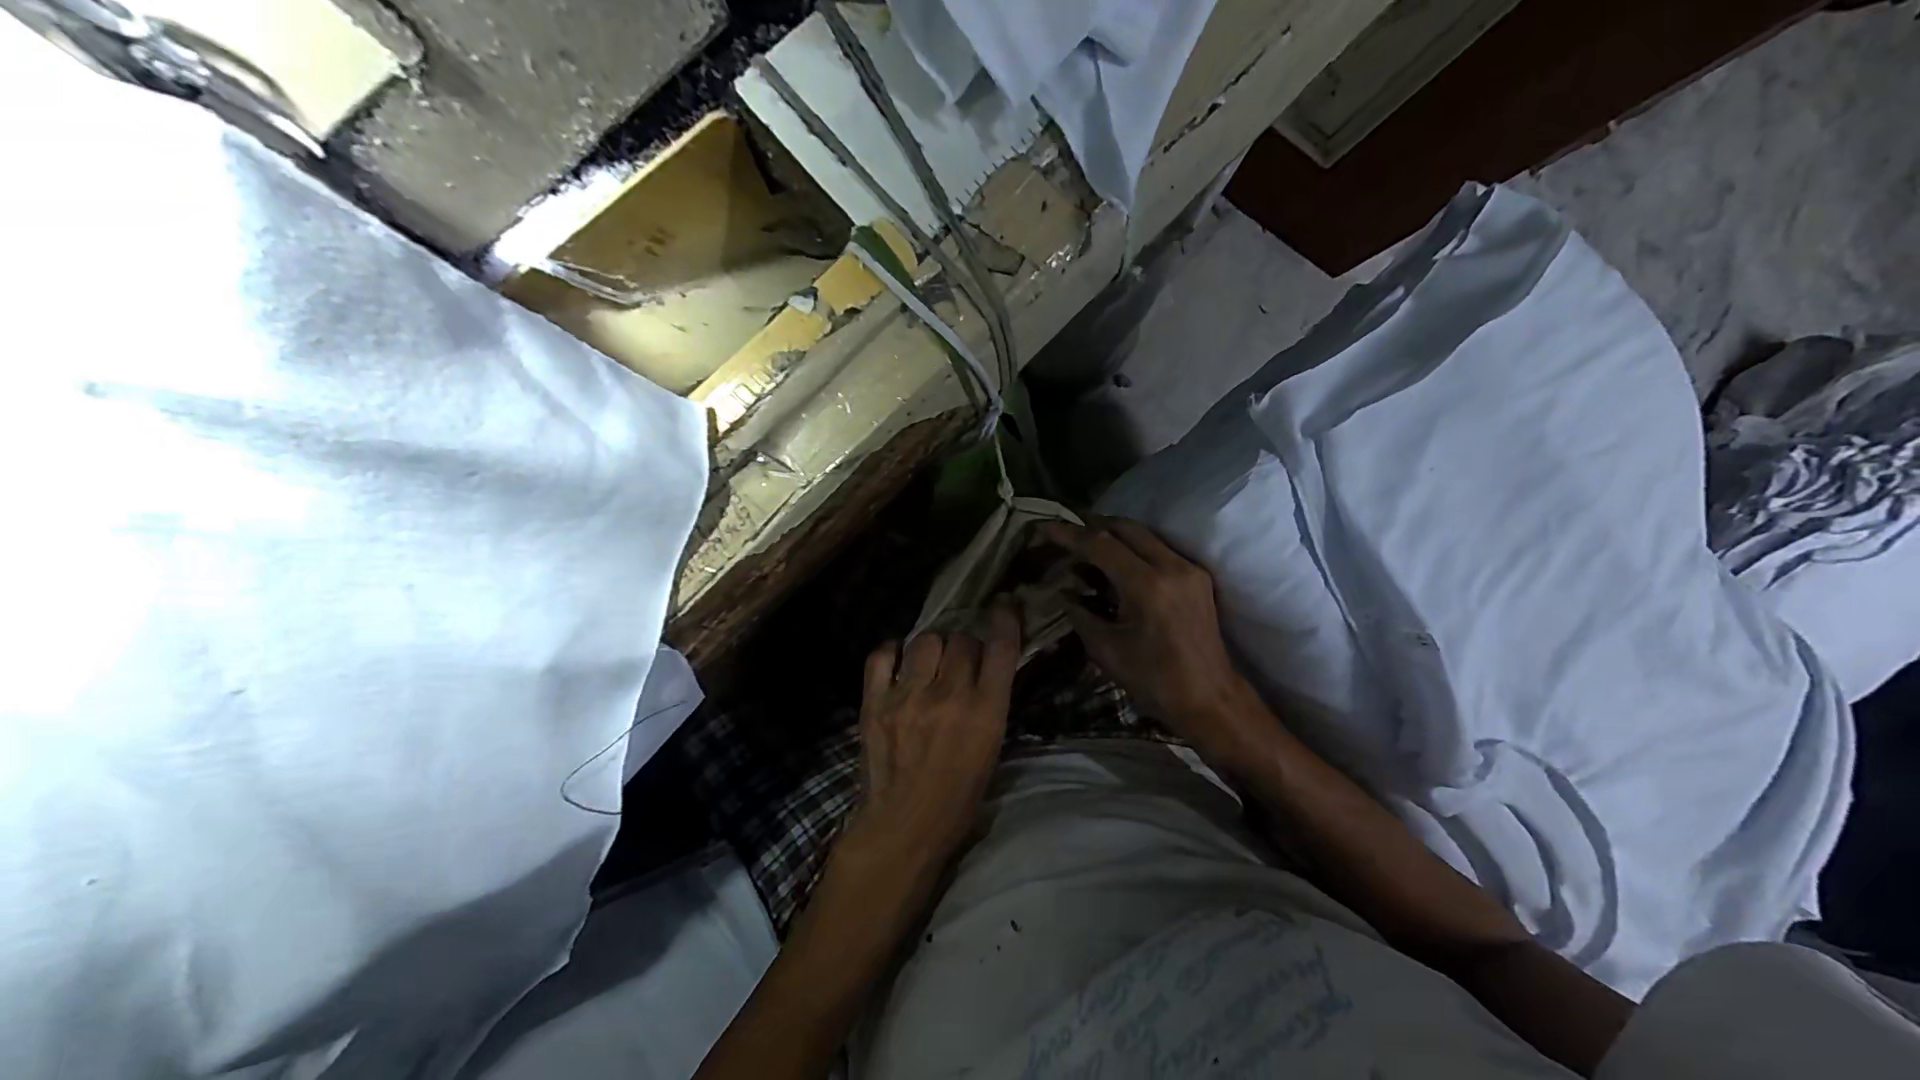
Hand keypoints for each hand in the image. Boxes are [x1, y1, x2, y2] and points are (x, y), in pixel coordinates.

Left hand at [847, 604, 1020, 862]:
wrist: (903, 826)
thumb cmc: (958, 799)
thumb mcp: (991, 751)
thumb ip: (990, 705)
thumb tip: (987, 669)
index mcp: (985, 712)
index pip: (1000, 648)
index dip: (1005, 619)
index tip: (1004, 605)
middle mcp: (948, 696)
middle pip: (960, 640)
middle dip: (964, 646)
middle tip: (958, 662)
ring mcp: (907, 696)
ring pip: (925, 640)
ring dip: (931, 647)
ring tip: (928, 664)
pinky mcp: (874, 702)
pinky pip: (882, 655)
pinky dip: (892, 653)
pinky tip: (897, 663)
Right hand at [1037, 519, 1273, 763]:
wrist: (1209, 699)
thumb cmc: (1154, 680)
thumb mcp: (1105, 650)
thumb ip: (1080, 614)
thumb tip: (1065, 592)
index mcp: (1146, 585)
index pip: (1100, 544)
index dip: (1068, 534)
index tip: (1043, 528)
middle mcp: (1171, 567)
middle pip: (1125, 528)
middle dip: (1092, 525)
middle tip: (1065, 533)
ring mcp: (1189, 569)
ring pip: (1145, 534)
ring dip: (1114, 534)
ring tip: (1087, 545)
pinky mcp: (1198, 578)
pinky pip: (1160, 549)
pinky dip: (1134, 548)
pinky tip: (1117, 563)